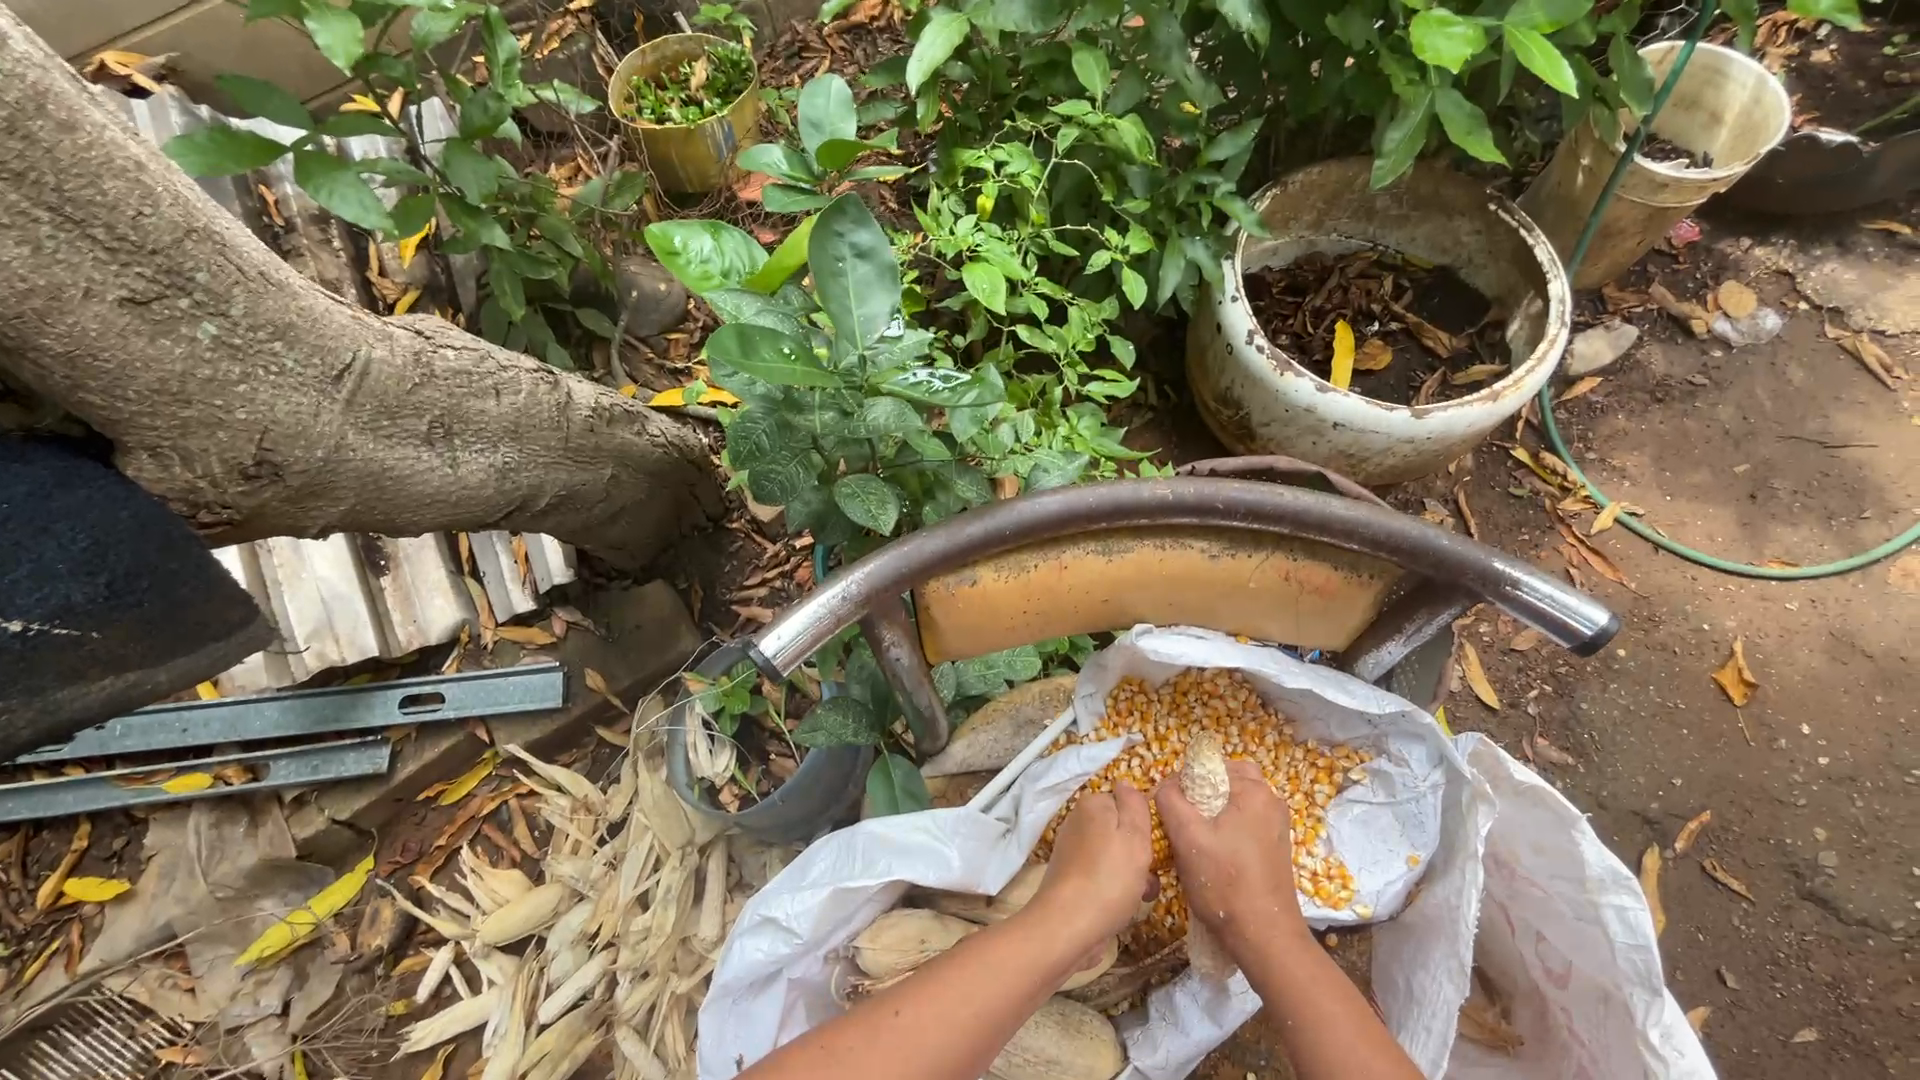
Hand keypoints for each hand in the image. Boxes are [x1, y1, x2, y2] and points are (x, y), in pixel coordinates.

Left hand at [1030, 784, 1154, 942]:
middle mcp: (1078, 823)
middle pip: (1121, 831)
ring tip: (1142, 895)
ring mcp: (1072, 851)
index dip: (1144, 825)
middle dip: (1140, 853)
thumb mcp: (1134, 835)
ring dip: (1133, 874)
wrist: (1069, 927)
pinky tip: (1125, 907)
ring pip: (1115, 856)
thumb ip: (1134, 805)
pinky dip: (1117, 888)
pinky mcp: (1071, 878)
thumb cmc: (1109, 878)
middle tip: (1150, 874)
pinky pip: (1104, 876)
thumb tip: (1126, 784)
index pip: (1126, 803)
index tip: (1153, 846)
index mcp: (1092, 805)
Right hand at [1156, 759, 1308, 956]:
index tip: (1169, 808)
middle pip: (1224, 779)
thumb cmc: (1224, 883)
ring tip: (1193, 836)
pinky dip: (1226, 825)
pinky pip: (1245, 819)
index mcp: (1254, 791)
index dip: (1183, 781)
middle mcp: (1271, 800)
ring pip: (1234, 800)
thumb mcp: (1187, 837)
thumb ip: (1170, 800)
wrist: (1265, 936)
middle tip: (1181, 818)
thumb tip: (1164, 785)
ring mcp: (1276, 823)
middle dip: (1200, 792)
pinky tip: (1212, 851)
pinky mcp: (1275, 844)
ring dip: (1212, 810)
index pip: (1208, 765)